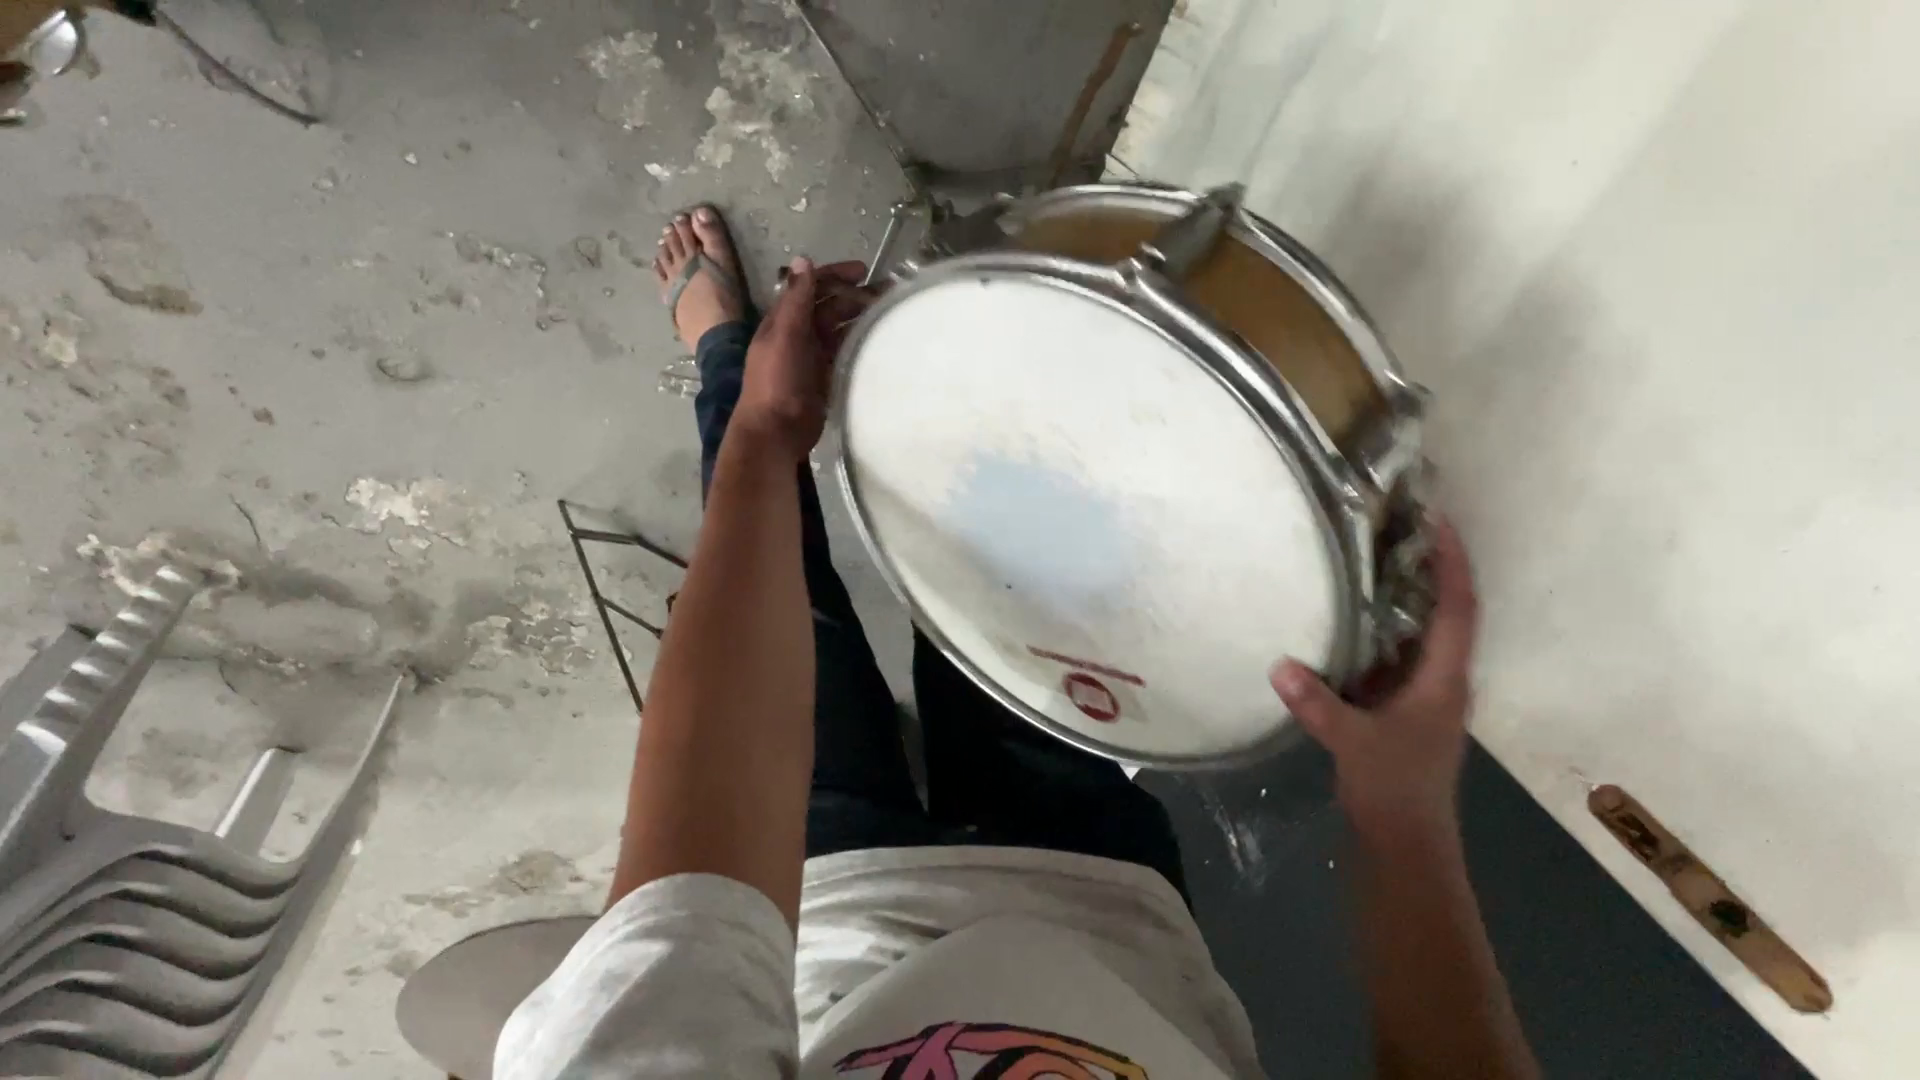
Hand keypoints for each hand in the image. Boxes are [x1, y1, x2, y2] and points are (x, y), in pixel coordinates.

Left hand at [736, 257, 873, 462]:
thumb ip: (796, 300)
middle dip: (853, 296)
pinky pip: (843, 352)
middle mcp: (797, 334)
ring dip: (858, 318)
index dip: (834, 275)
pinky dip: (858, 343)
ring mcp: (811, 356)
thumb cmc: (777, 381)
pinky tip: (877, 340)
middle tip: (886, 293)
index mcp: (783, 320)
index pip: (810, 287)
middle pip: (828, 307)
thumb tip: (804, 260)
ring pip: (838, 329)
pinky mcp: (823, 377)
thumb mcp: (785, 336)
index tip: (864, 272)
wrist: (775, 431)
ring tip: (887, 313)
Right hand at [1269, 515, 1478, 839]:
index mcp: (1443, 680)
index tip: (1436, 521)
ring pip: (1417, 633)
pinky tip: (1341, 618)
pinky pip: (1390, 654)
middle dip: (1427, 568)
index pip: (1457, 609)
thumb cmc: (1394, 789)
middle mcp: (1439, 679)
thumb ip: (1318, 704)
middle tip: (1393, 528)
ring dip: (1400, 597)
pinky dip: (1373, 629)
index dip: (1451, 564)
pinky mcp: (1397, 707)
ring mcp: (1419, 694)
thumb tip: (1279, 664)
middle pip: (1444, 612)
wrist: (1403, 842)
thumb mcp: (1353, 742)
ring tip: (1366, 560)